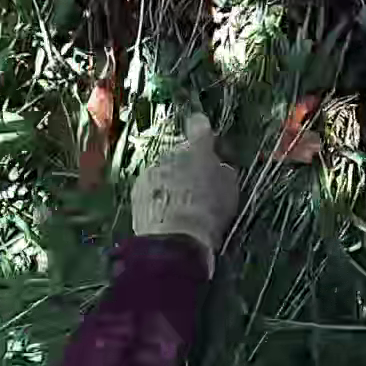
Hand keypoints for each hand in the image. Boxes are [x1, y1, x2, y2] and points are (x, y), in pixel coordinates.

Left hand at [132, 115, 238, 273]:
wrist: (175, 238)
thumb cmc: (210, 212)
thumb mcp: (229, 191)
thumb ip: (223, 172)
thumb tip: (218, 166)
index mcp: (198, 150)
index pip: (199, 128)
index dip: (201, 129)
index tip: (202, 130)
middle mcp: (171, 153)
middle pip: (179, 153)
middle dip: (185, 164)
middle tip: (195, 186)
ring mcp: (151, 170)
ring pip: (162, 170)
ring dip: (169, 180)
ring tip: (178, 205)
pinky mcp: (136, 189)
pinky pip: (150, 186)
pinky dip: (156, 195)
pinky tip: (164, 213)